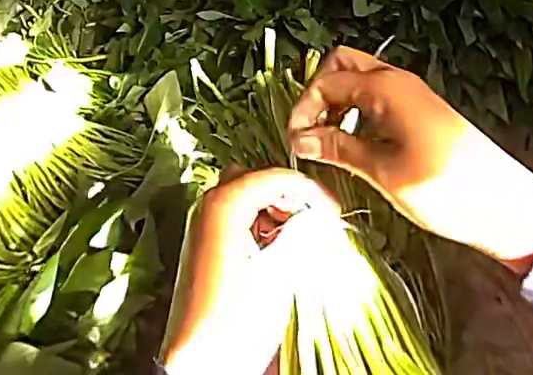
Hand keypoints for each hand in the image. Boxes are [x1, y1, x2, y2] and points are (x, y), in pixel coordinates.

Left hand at [160, 168, 328, 374]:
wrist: (199, 364)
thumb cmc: (235, 319)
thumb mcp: (279, 274)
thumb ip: (302, 235)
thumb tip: (323, 216)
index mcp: (225, 202)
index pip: (275, 176)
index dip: (308, 189)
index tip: (333, 209)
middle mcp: (210, 203)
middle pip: (257, 179)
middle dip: (288, 195)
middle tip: (316, 219)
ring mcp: (203, 222)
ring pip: (246, 197)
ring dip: (275, 209)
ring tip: (300, 236)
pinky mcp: (205, 243)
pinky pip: (237, 217)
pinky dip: (260, 223)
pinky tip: (277, 249)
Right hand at [288, 47, 532, 267]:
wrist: (508, 206)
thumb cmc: (446, 189)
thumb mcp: (384, 172)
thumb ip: (338, 148)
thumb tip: (300, 139)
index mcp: (385, 87)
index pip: (326, 83)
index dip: (303, 110)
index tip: (294, 142)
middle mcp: (396, 79)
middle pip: (341, 63)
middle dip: (318, 90)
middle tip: (310, 128)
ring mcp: (409, 90)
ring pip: (358, 75)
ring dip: (337, 97)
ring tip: (328, 137)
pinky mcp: (419, 107)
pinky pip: (375, 91)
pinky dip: (356, 105)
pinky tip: (354, 139)